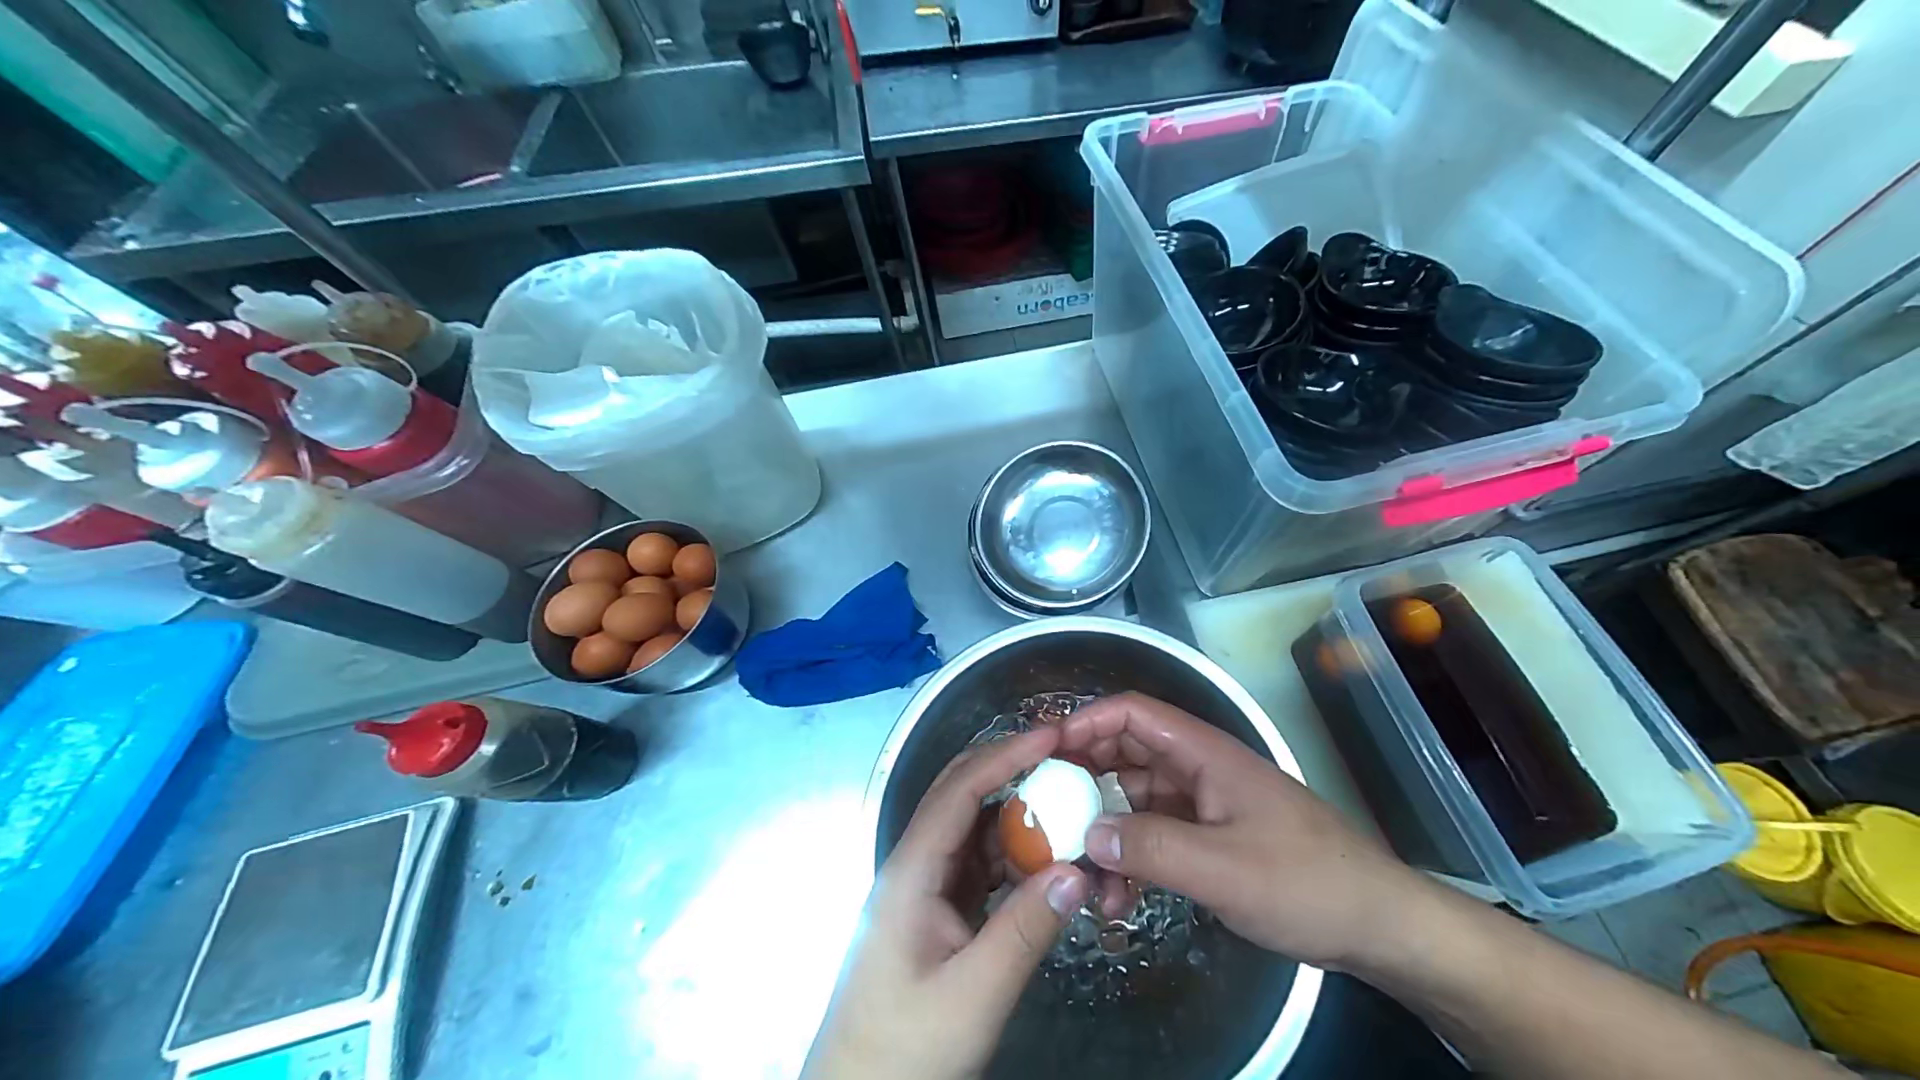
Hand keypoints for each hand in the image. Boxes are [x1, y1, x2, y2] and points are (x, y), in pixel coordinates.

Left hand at [802, 727, 1091, 1079]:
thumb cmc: (906, 1047)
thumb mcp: (974, 994)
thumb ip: (1026, 929)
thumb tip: (1078, 869)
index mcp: (911, 869)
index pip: (959, 790)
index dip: (1005, 756)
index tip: (1052, 736)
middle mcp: (916, 865)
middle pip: (962, 797)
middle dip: (1011, 771)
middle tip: (1065, 760)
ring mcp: (926, 889)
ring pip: (974, 832)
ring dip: (1018, 818)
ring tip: (1068, 808)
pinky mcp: (938, 913)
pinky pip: (979, 867)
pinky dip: (1014, 858)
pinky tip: (1046, 863)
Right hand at [1056, 692, 1428, 968]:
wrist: (1380, 927)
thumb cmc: (1306, 883)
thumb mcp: (1224, 869)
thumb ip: (1152, 848)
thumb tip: (1086, 835)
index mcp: (1204, 754)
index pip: (1132, 712)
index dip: (1086, 721)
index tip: (1045, 750)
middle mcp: (1198, 769)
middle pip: (1125, 752)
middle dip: (1084, 778)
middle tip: (1046, 809)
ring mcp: (1204, 804)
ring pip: (1135, 799)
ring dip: (1105, 829)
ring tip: (1080, 871)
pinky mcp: (1209, 837)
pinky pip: (1154, 834)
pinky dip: (1131, 857)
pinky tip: (1117, 896)